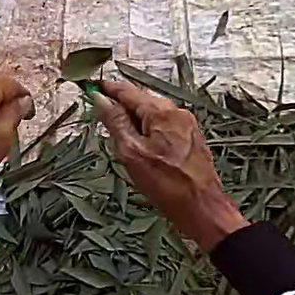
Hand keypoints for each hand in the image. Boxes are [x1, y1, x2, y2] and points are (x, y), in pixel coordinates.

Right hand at [92, 78, 248, 251]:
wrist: (202, 208)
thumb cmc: (167, 184)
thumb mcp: (131, 152)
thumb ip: (115, 121)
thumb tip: (100, 99)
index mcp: (161, 111)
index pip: (127, 90)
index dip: (107, 88)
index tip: (91, 87)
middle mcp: (176, 112)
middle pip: (140, 100)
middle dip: (119, 105)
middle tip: (100, 115)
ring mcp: (186, 124)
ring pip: (151, 113)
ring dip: (133, 119)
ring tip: (118, 137)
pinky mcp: (190, 137)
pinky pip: (163, 125)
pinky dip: (147, 129)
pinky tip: (140, 146)